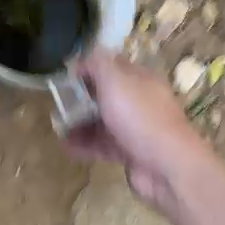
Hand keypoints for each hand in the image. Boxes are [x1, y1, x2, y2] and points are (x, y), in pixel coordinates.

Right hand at [65, 50, 222, 213]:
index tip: (66, 75)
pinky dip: (86, 144)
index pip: (113, 65)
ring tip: (57, 126)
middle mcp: (140, 100)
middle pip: (106, 94)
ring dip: (81, 122)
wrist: (167, 166)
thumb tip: (82, 57)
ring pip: (104, 120)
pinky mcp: (131, 152)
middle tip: (57, 102)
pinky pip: (104, 144)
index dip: (89, 67)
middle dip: (82, 97)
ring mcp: (137, 128)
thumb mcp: (115, 80)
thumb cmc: (139, 117)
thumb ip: (97, 63)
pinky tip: (67, 146)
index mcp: (141, 79)